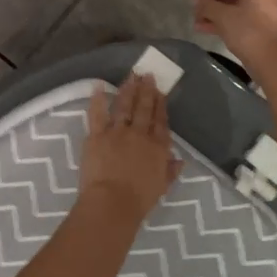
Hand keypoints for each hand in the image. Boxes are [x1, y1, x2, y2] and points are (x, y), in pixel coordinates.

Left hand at [78, 72, 183, 220]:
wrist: (113, 202)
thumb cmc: (140, 200)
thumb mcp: (161, 187)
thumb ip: (170, 171)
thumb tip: (180, 160)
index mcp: (158, 148)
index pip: (161, 122)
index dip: (161, 105)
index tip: (160, 92)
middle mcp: (140, 135)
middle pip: (144, 108)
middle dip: (146, 90)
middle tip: (147, 75)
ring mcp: (118, 132)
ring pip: (124, 106)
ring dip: (127, 90)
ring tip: (130, 76)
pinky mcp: (97, 134)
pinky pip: (97, 113)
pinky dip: (97, 99)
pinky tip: (97, 86)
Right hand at [192, 0, 276, 66]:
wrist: (271, 63)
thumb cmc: (248, 33)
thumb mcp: (223, 16)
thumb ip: (206, 4)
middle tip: (194, 3)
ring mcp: (264, 13)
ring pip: (235, 7)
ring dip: (215, 12)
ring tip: (195, 19)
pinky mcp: (262, 28)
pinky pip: (240, 18)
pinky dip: (224, 21)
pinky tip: (204, 28)